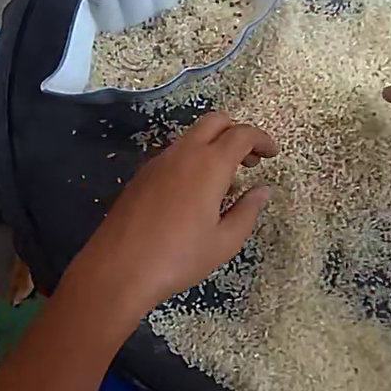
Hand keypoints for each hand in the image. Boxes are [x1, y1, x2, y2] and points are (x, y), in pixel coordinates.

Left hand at [62, 112, 276, 316]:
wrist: (118, 269)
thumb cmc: (179, 258)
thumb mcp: (224, 242)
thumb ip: (248, 211)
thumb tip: (263, 191)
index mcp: (209, 165)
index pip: (242, 134)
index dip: (262, 139)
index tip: (273, 154)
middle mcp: (183, 153)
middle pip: (215, 121)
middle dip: (237, 133)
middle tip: (250, 161)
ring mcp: (158, 162)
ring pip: (192, 136)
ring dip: (214, 146)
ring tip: (225, 184)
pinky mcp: (142, 175)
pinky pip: (175, 154)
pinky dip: (194, 159)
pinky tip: (195, 194)